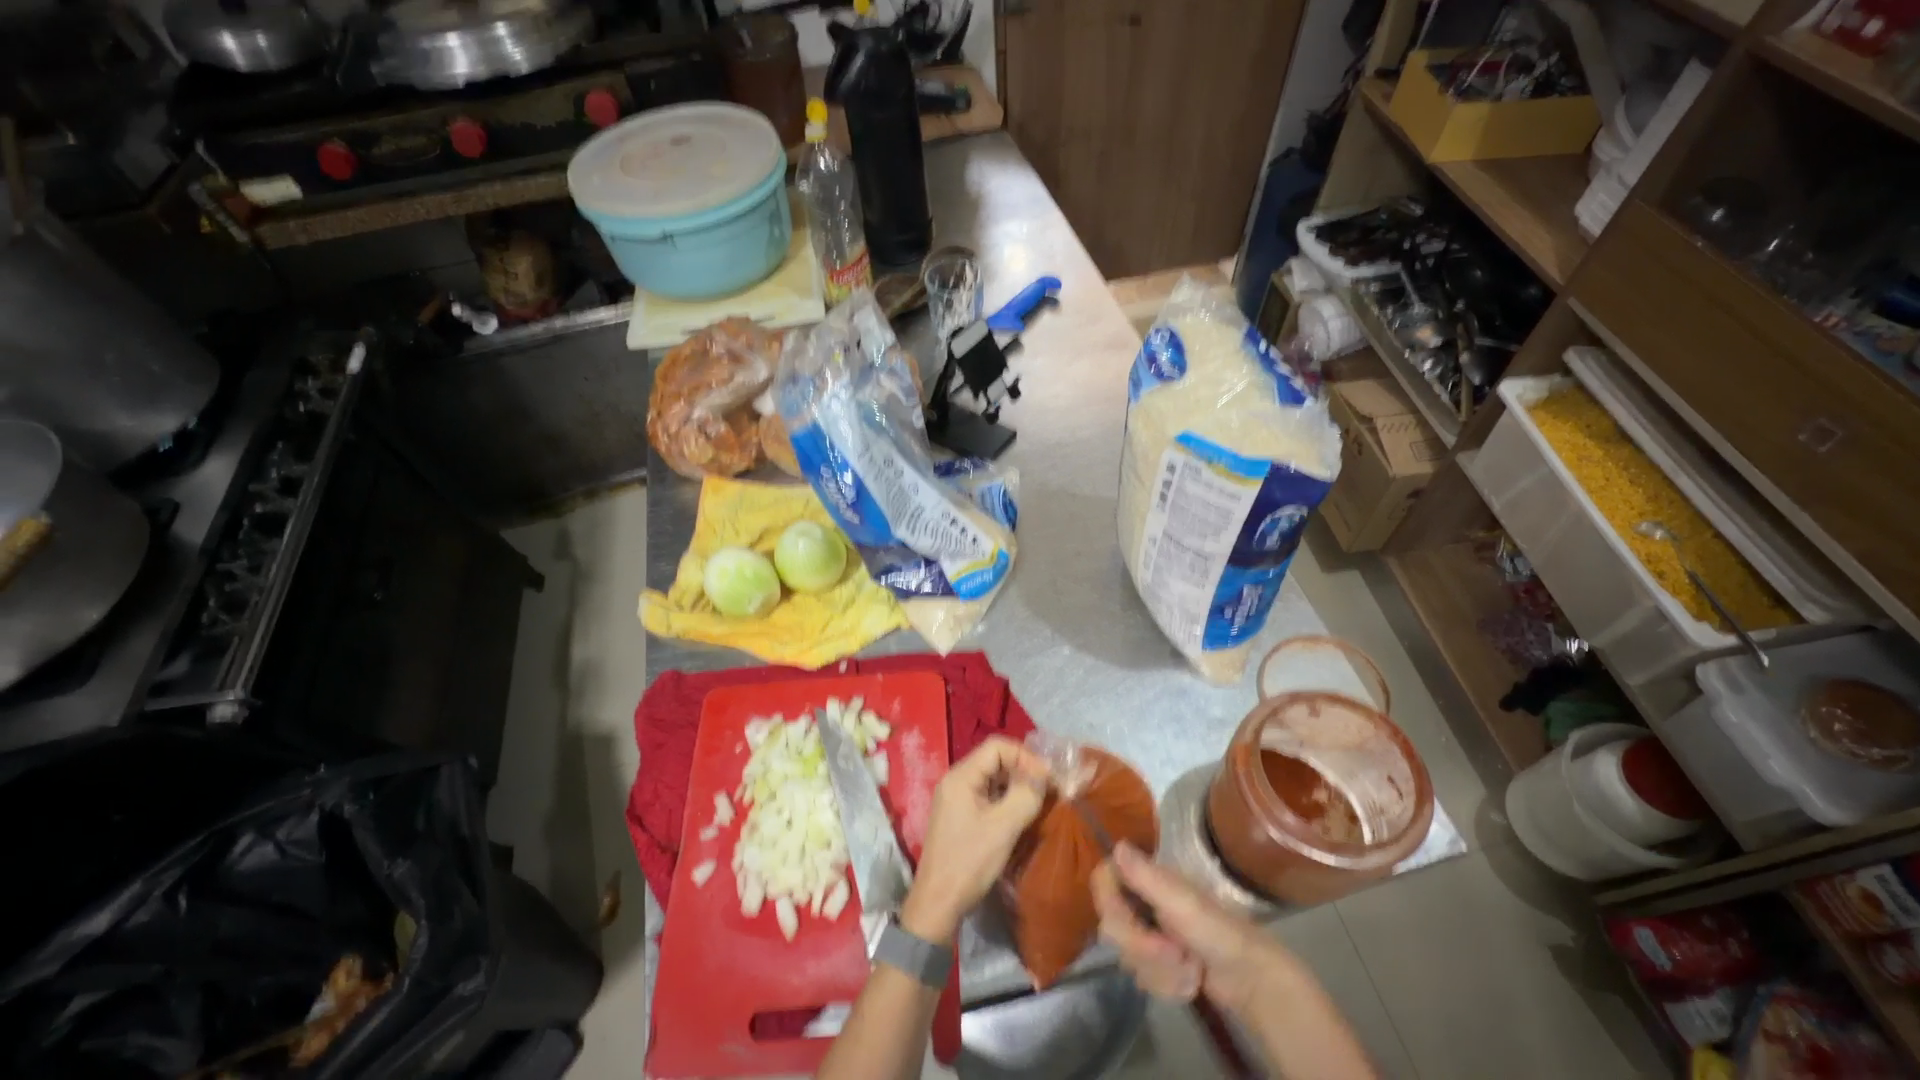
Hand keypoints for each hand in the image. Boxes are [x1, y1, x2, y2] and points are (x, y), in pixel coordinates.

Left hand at [899, 736, 1050, 942]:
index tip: (1047, 778)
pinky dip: (1007, 799)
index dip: (1025, 756)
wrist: (938, 902)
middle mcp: (955, 781)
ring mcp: (956, 799)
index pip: (997, 747)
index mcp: (961, 777)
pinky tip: (1022, 814)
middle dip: (1024, 769)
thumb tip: (1044, 777)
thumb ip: (1026, 795)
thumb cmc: (970, 861)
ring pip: (993, 778)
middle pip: (995, 760)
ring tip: (1039, 801)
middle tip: (1048, 788)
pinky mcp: (961, 816)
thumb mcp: (1004, 827)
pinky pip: (988, 795)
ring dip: (1017, 785)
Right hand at [1092, 843, 1303, 1016]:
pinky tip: (1191, 982)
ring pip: (1127, 957)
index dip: (1110, 904)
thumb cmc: (1220, 932)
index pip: (1105, 880)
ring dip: (1160, 971)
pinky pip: (1142, 978)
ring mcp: (1152, 935)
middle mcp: (1146, 904)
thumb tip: (1116, 844)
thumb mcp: (1184, 904)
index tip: (1128, 922)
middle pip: (1112, 924)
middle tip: (1174, 953)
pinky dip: (1168, 985)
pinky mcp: (1159, 964)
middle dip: (1143, 948)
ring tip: (1191, 969)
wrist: (1252, 979)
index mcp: (1151, 880)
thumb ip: (1147, 878)